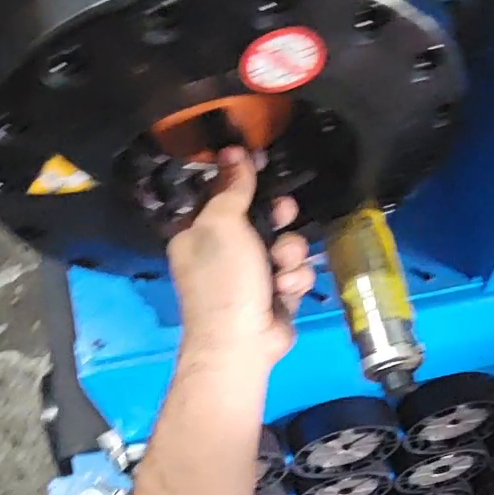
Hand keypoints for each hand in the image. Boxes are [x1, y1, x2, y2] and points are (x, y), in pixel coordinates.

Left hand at [167, 148, 313, 370]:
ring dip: (289, 255)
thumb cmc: (224, 280)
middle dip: (277, 219)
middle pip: (261, 218)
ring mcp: (251, 276)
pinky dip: (293, 281)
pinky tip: (284, 292)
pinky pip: (294, 273)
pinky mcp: (276, 295)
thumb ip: (232, 188)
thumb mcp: (222, 225)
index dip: (244, 181)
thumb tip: (233, 152)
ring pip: (285, 246)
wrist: (241, 342)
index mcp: (199, 233)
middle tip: (283, 214)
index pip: (223, 195)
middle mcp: (224, 253)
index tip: (261, 167)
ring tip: (281, 271)